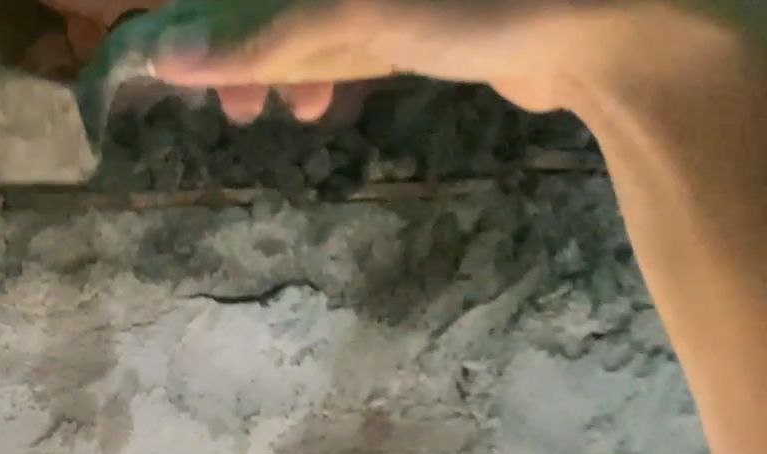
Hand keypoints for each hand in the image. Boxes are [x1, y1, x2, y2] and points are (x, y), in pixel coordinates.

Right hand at [89, 0, 659, 122]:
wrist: (616, 33)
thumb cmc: (484, 5)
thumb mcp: (355, 16)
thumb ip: (261, 36)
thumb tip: (166, 60)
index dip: (212, 17)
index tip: (189, 60)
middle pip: (281, 5)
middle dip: (253, 50)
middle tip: (239, 106)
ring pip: (315, 22)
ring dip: (290, 68)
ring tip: (300, 113)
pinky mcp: (432, 13)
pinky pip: (353, 36)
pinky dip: (330, 69)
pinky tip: (328, 103)